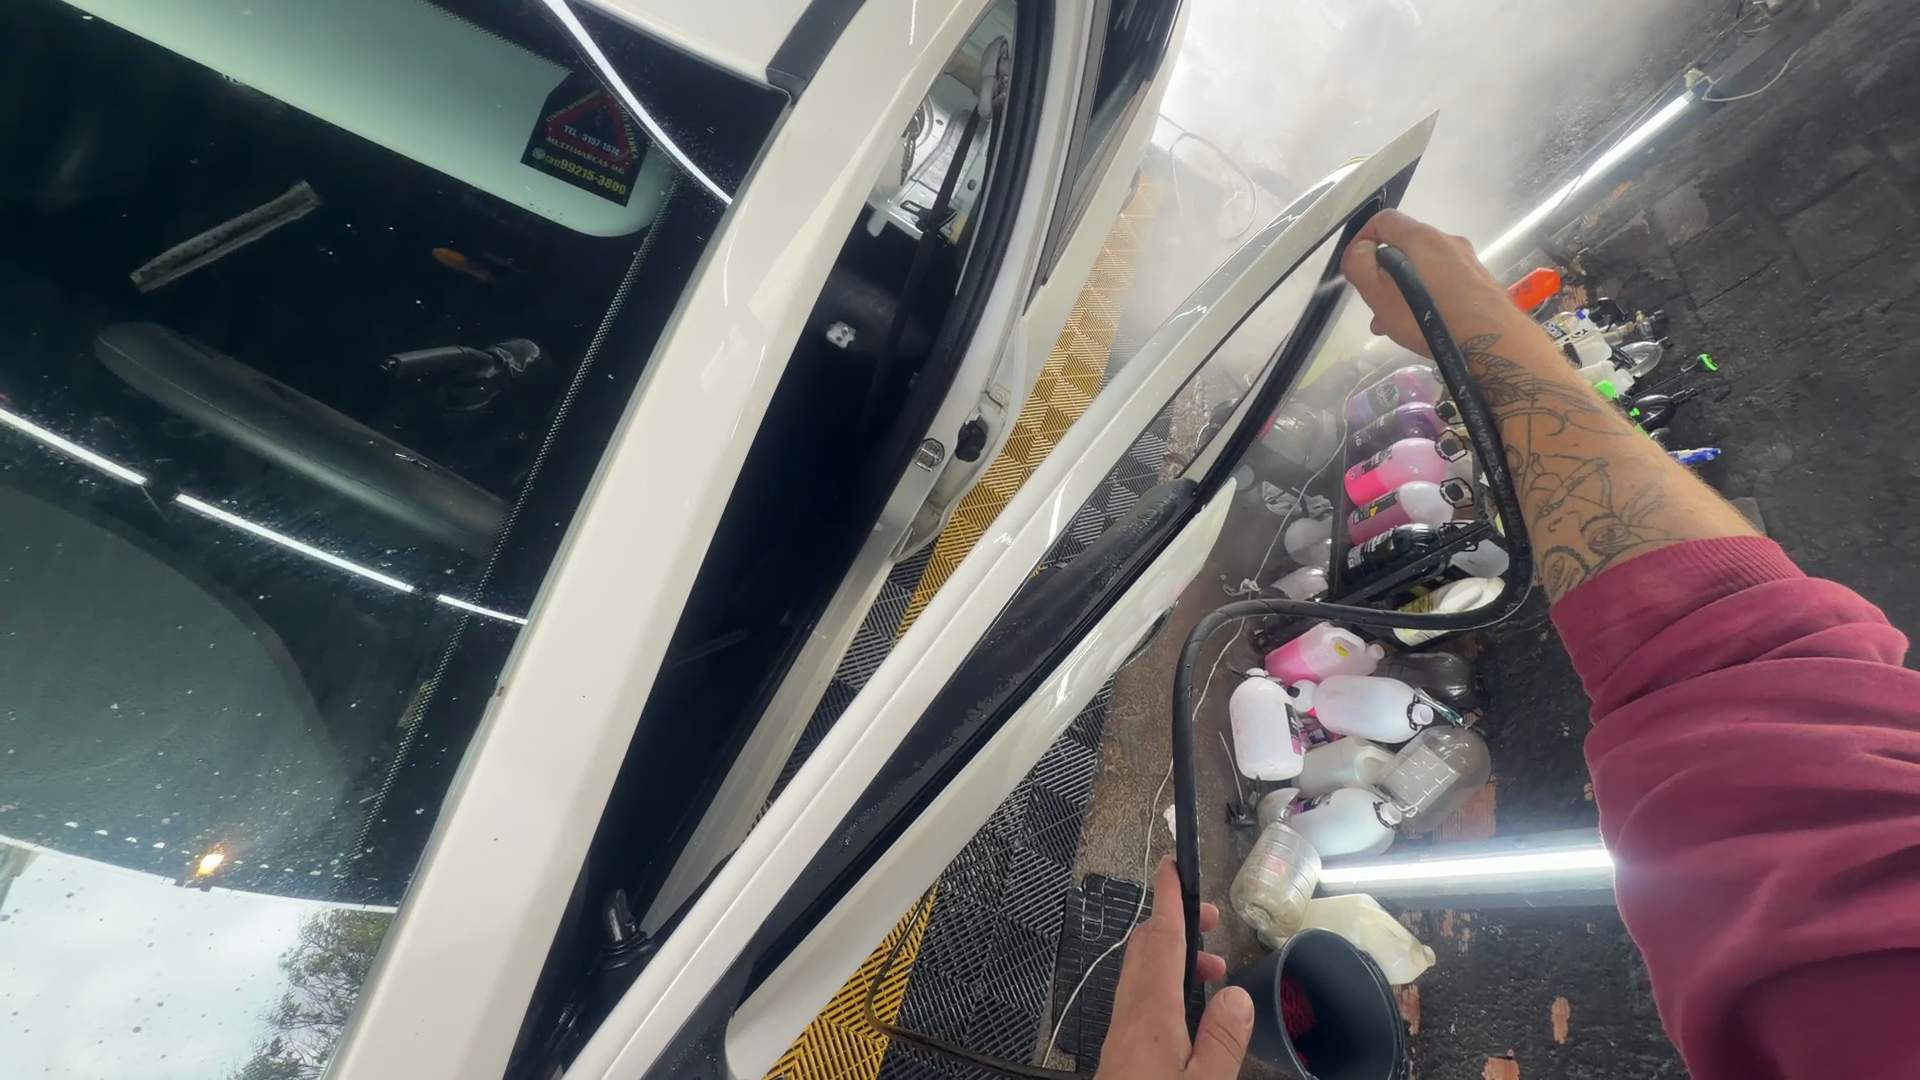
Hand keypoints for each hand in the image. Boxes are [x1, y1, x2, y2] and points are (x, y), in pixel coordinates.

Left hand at [1094, 857, 1253, 1079]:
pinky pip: (1143, 996)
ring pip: (1144, 970)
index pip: (1159, 937)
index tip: (1173, 866)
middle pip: (1148, 946)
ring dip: (1176, 958)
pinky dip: (1168, 985)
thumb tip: (1237, 994)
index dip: (1167, 898)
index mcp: (1151, 1009)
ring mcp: (1124, 1025)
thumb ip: (1222, 1040)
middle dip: (1178, 924)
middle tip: (1212, 922)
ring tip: (1216, 972)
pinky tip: (1192, 1012)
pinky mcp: (1123, 1045)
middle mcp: (1131, 1008)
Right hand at [1340, 209, 1536, 357]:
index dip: (1361, 240)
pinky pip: (1439, 278)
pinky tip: (1418, 321)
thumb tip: (1361, 250)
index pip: (1384, 220)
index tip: (1353, 268)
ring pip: (1420, 265)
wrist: (1489, 338)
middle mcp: (1446, 240)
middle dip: (1380, 271)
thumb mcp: (1378, 294)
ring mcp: (1465, 258)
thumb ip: (1361, 266)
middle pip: (1403, 245)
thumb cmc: (1426, 316)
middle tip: (1371, 302)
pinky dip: (1421, 293)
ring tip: (1390, 320)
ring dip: (1399, 287)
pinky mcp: (1477, 277)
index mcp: (1420, 238)